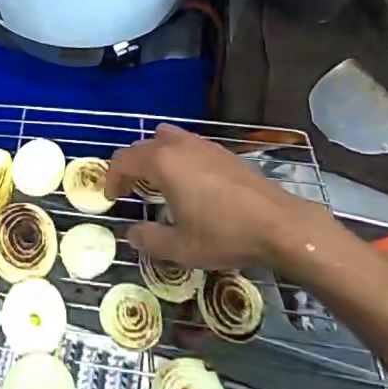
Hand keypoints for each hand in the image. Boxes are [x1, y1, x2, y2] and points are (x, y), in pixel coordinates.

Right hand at [104, 123, 324, 269]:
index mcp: (163, 163)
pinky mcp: (222, 151)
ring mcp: (203, 144)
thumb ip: (149, 240)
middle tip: (129, 192)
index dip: (111, 178)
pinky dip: (176, 157)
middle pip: (143, 146)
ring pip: (167, 139)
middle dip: (130, 166)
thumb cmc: (224, 234)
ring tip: (156, 183)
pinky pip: (187, 145)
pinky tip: (188, 183)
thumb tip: (132, 234)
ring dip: (154, 157)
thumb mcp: (180, 248)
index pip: (124, 160)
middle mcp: (180, 146)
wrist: (277, 223)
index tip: (111, 199)